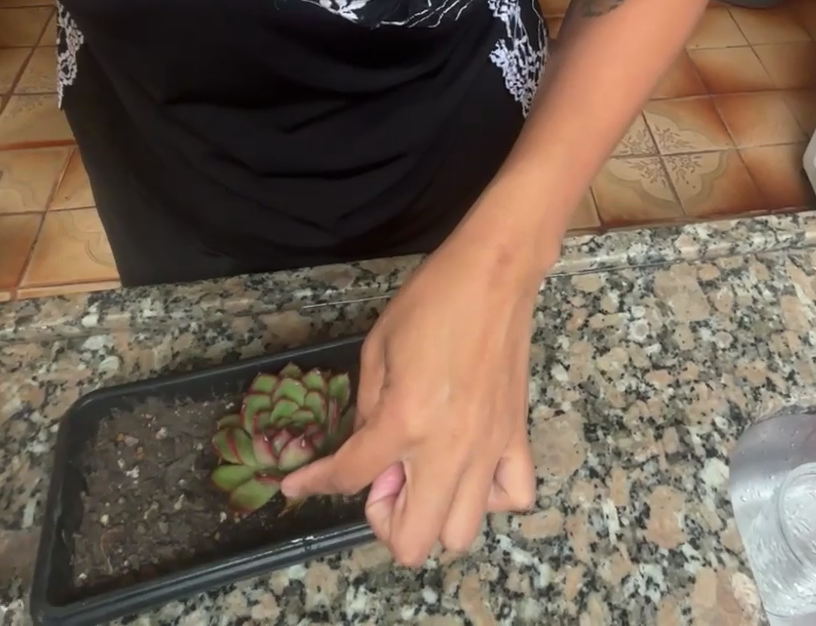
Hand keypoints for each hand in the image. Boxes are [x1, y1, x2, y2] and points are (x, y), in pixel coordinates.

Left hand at [281, 230, 548, 564]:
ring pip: (460, 534)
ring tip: (426, 472)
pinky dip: (490, 495)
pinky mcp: (517, 434)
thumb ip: (368, 407)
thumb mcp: (378, 346)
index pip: (349, 477)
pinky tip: (472, 469)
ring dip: (433, 513)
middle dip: (384, 517)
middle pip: (411, 540)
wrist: (492, 274)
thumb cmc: (431, 299)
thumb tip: (371, 449)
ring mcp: (489, 447)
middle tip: (383, 472)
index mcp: (405, 420)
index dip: (313, 485)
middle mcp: (449, 448)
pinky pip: (514, 494)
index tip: (297, 486)